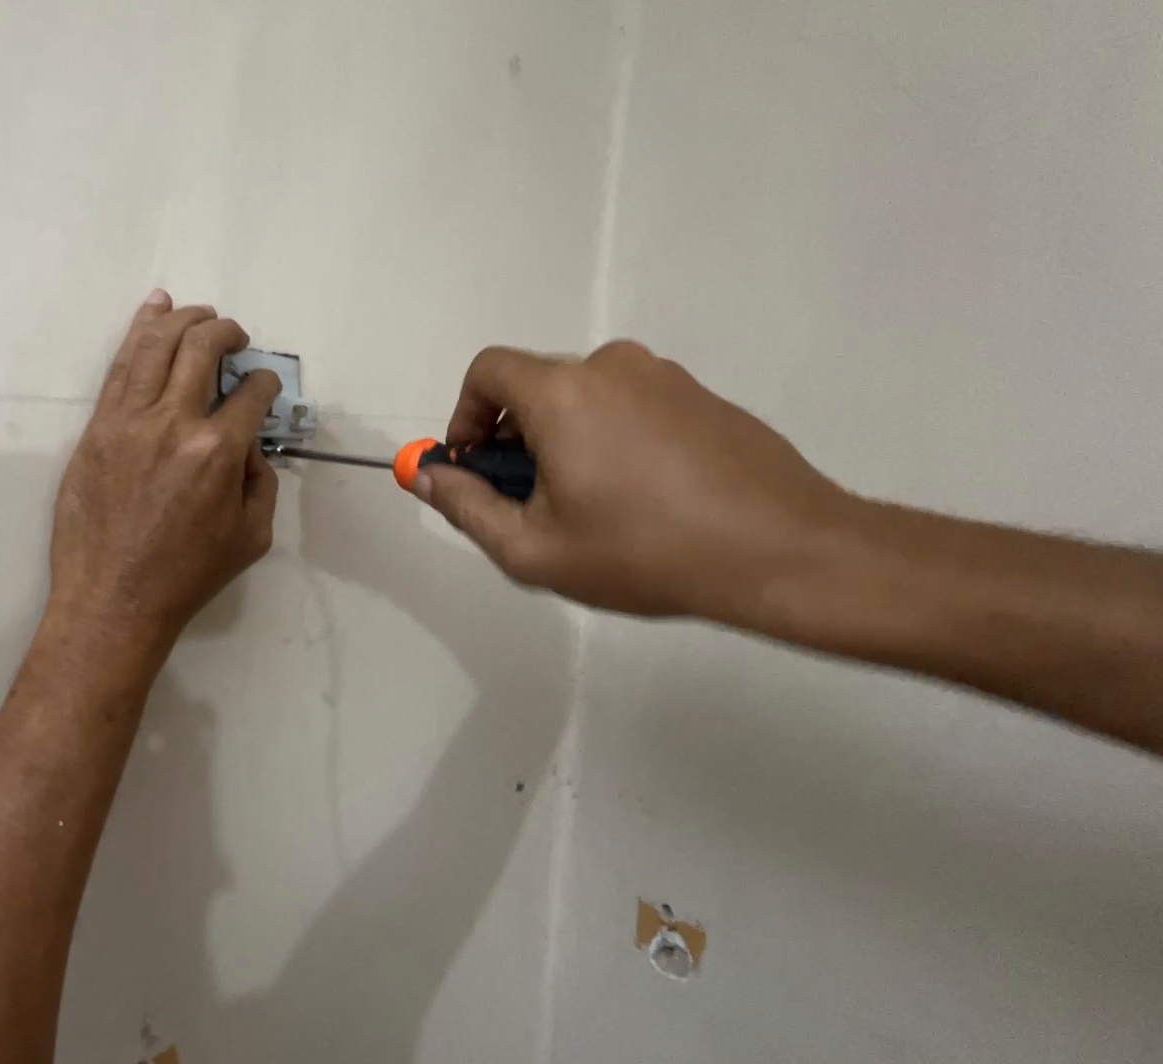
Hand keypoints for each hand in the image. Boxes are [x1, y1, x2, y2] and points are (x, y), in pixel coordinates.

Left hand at [48, 290, 281, 646]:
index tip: (264, 387)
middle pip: (202, 349)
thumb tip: (247, 444)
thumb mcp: (251, 538)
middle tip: (236, 336)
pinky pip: (119, 368)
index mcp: (217, 453)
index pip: (251, 394)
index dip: (265, 384)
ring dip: (183, 318)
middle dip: (227, 332)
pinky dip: (138, 332)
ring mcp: (128, 422)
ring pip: (155, 345)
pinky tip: (153, 312)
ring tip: (199, 312)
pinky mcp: (97, 428)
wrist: (113, 599)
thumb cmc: (185, 577)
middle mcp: (173, 424)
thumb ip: (260, 482)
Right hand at [415, 341, 851, 616]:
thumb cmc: (642, 552)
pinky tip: (639, 501)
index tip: (476, 467)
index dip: (465, 415)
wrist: (784, 552)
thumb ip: (464, 504)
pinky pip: (630, 408)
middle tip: (532, 504)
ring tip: (589, 510)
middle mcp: (612, 367)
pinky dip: (610, 441)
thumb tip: (423, 473)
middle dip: (514, 440)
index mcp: (563, 392)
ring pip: (583, 400)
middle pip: (534, 388)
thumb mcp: (531, 547)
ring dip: (563, 442)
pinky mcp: (703, 397)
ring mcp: (665, 377)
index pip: (487, 371)